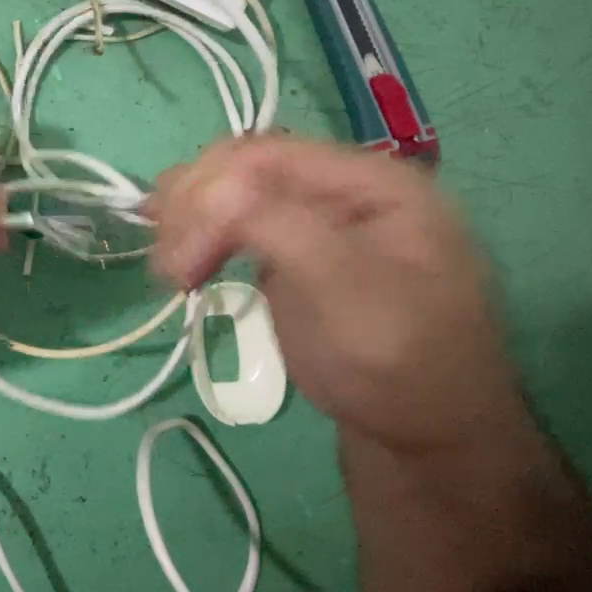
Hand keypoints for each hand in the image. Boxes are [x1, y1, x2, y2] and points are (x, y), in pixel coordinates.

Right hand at [146, 136, 523, 451]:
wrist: (424, 434)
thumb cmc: (401, 365)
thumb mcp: (350, 294)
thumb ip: (281, 228)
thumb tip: (206, 183)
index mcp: (371, 181)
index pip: (267, 157)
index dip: (210, 193)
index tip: (179, 256)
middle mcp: (339, 185)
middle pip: (240, 166)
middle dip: (193, 205)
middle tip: (167, 267)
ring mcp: (311, 214)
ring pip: (227, 188)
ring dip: (185, 216)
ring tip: (167, 266)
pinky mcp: (286, 243)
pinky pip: (230, 218)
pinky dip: (195, 230)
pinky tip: (173, 251)